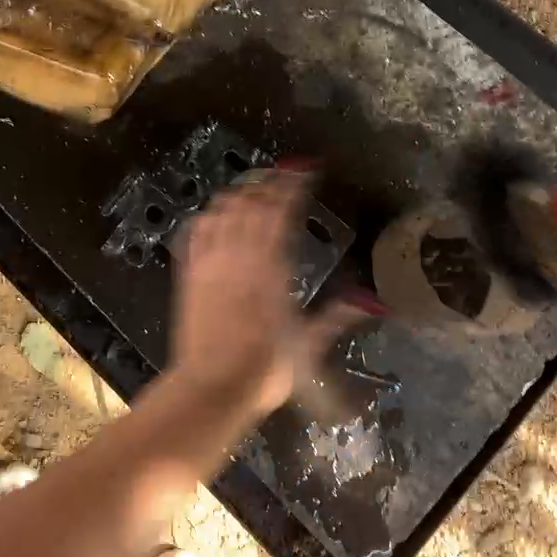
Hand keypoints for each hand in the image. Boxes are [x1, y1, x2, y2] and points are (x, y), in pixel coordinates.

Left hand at [170, 169, 362, 417]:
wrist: (213, 386)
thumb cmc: (264, 369)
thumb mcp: (307, 345)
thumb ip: (334, 318)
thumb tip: (368, 301)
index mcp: (272, 268)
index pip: (281, 212)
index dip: (292, 187)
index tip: (304, 171)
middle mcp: (239, 257)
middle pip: (250, 204)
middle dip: (266, 184)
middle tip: (278, 175)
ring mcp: (210, 263)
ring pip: (220, 212)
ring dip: (236, 196)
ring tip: (248, 189)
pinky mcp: (187, 274)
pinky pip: (194, 233)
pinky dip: (205, 217)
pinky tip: (210, 215)